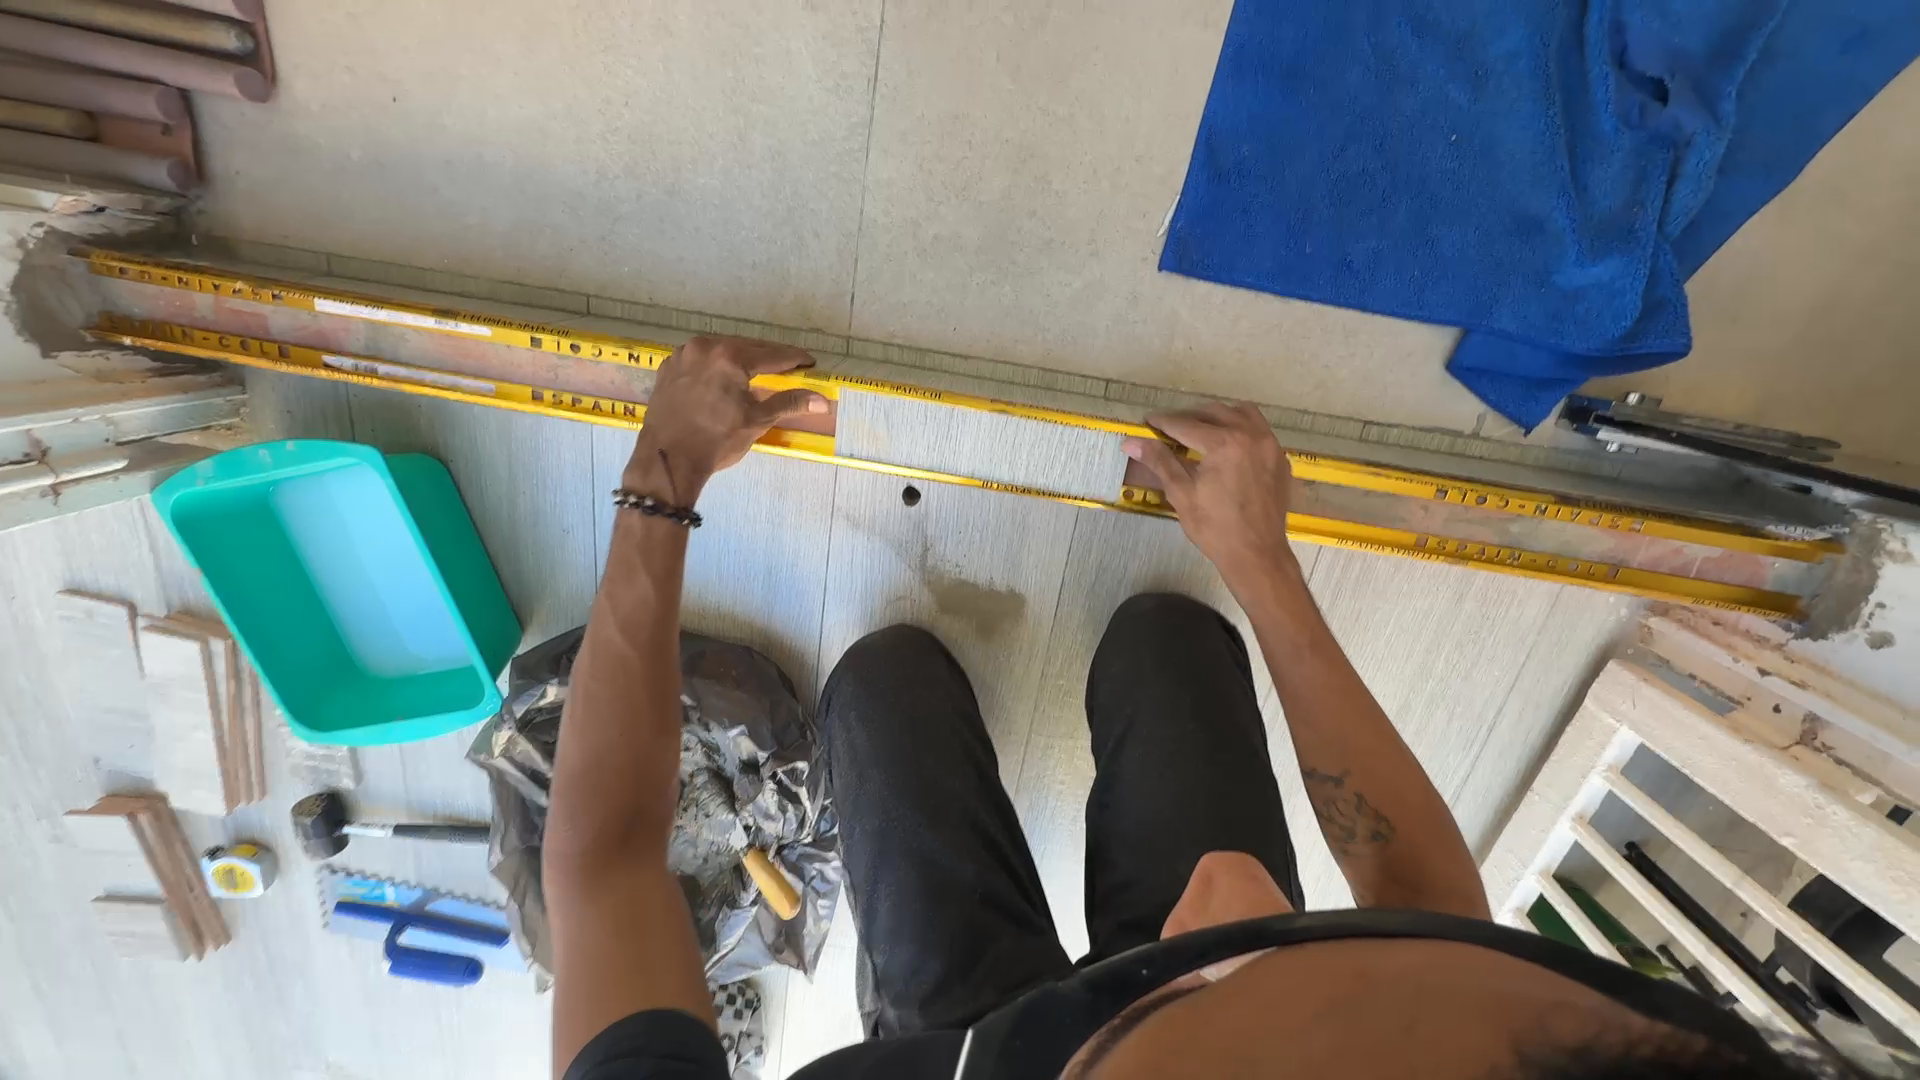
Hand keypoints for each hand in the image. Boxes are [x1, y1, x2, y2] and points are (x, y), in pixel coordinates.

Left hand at [625, 336, 826, 501]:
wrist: (667, 458)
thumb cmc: (716, 440)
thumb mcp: (757, 420)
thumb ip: (789, 403)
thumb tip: (823, 401)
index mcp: (730, 357)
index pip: (772, 354)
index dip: (794, 359)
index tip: (810, 362)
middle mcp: (705, 347)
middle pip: (747, 347)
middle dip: (769, 357)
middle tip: (788, 367)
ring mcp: (683, 354)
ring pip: (722, 349)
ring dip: (742, 358)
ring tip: (757, 371)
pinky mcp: (669, 366)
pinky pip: (701, 358)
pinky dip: (717, 364)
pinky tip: (724, 378)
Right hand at [1122, 402, 1296, 587]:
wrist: (1256, 553)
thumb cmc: (1214, 527)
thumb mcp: (1181, 493)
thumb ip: (1159, 461)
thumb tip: (1131, 442)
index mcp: (1224, 443)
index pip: (1186, 424)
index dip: (1163, 422)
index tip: (1148, 422)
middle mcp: (1250, 435)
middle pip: (1214, 412)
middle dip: (1189, 417)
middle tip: (1170, 430)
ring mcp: (1270, 445)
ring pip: (1242, 413)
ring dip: (1219, 416)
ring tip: (1201, 431)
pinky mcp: (1279, 458)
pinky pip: (1260, 430)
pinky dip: (1241, 429)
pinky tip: (1228, 447)